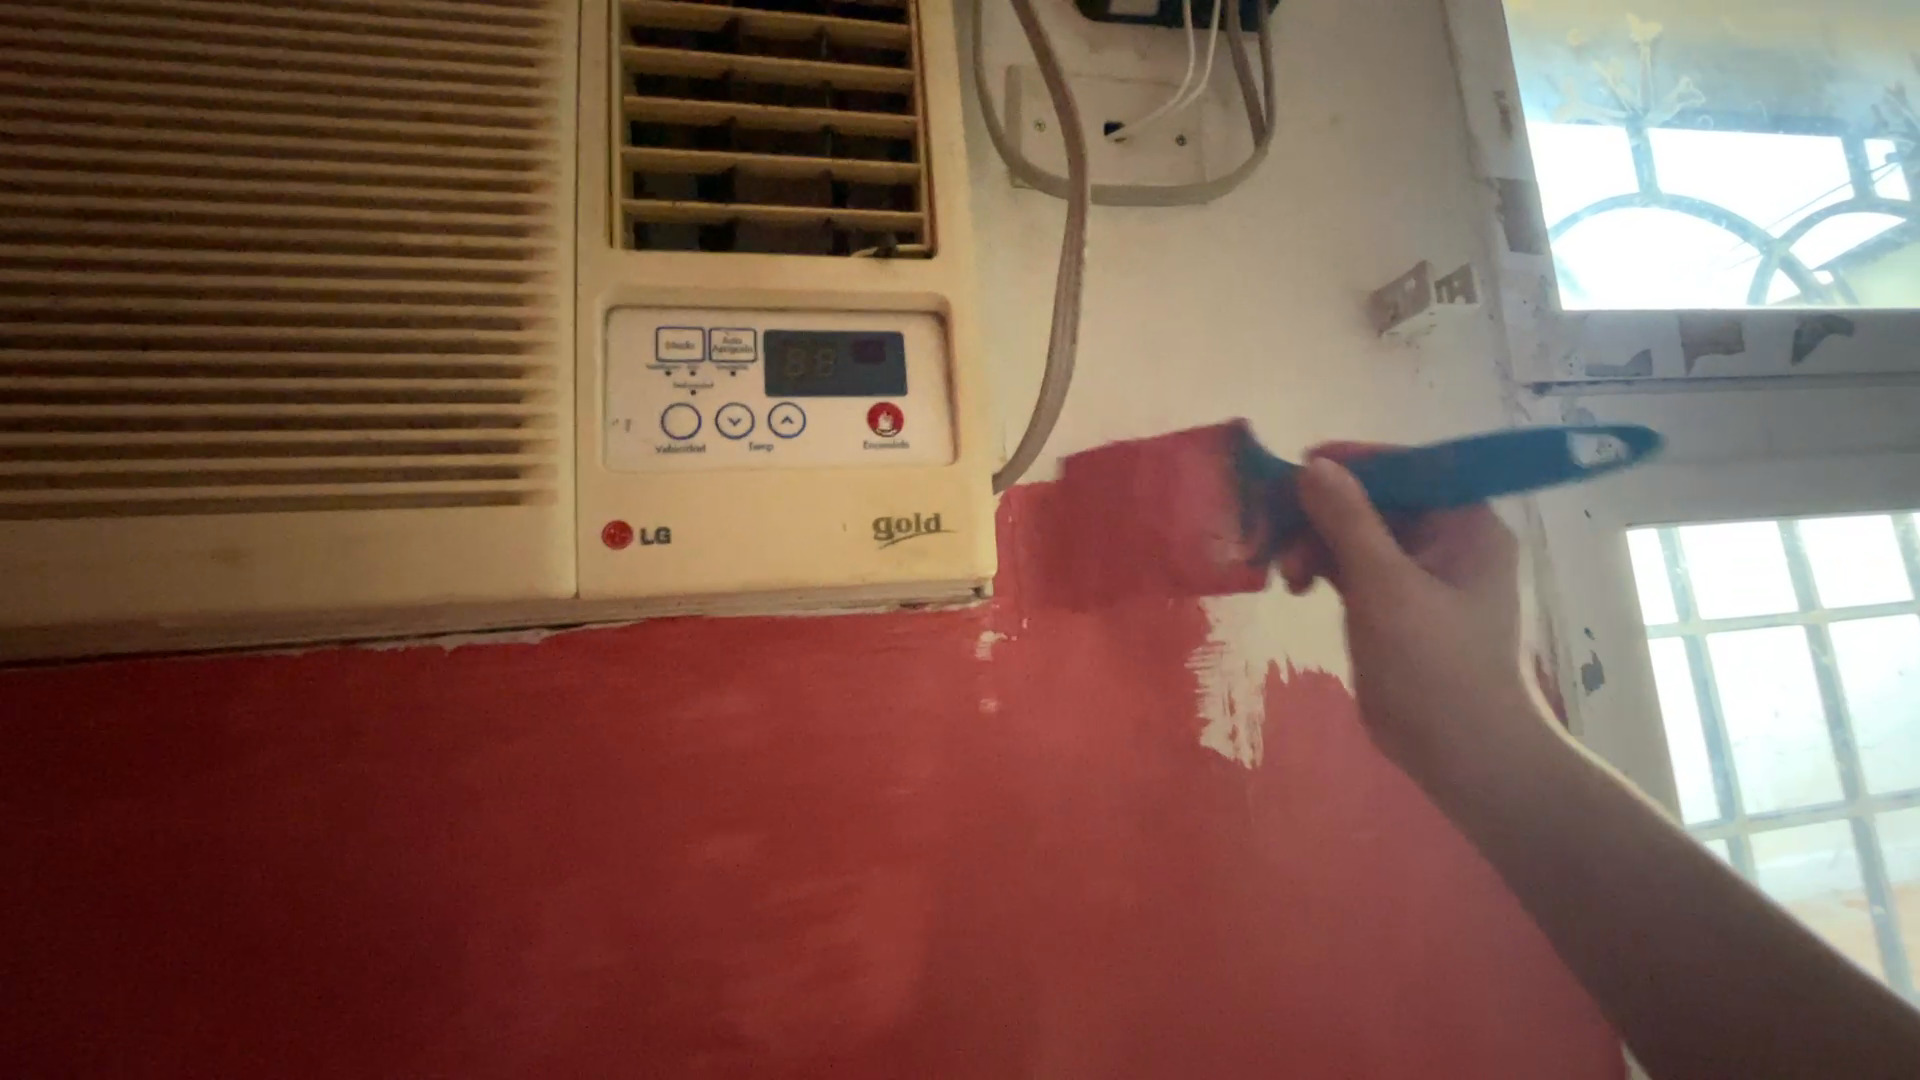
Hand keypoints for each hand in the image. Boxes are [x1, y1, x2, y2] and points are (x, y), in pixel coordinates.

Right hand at [1276, 446, 1544, 775]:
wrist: (1460, 753)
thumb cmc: (1434, 665)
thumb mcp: (1385, 586)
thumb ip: (1347, 520)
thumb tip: (1313, 465)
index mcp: (1465, 523)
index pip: (1407, 468)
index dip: (1352, 464)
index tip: (1297, 470)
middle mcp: (1444, 539)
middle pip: (1374, 500)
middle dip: (1322, 514)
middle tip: (1276, 531)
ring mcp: (1417, 573)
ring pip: (1355, 534)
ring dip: (1314, 544)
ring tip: (1287, 575)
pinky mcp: (1392, 603)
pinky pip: (1350, 565)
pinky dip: (1321, 568)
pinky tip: (1296, 585)